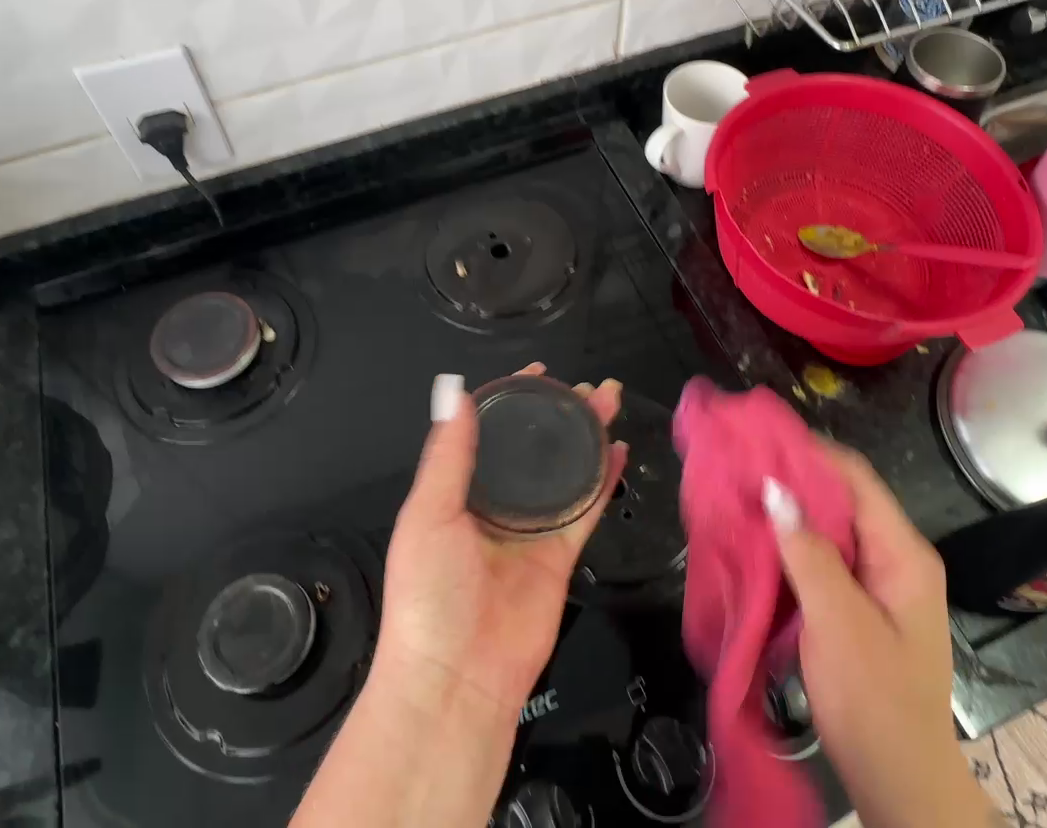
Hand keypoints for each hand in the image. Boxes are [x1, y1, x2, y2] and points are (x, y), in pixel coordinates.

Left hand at [376, 363, 628, 716]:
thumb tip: (457, 392)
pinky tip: (618, 451)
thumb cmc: (430, 590)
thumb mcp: (428, 513)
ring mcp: (529, 530)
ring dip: (585, 438)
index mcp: (455, 493)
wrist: (458, 674)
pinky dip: (602, 480)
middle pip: (532, 449)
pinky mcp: (560, 554)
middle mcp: (494, 506)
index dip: (510, 400)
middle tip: (588, 386)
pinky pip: (585, 509)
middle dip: (558, 415)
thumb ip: (449, 454)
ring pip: (564, 473)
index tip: (537, 372)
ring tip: (609, 402)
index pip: (486, 434)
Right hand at [764, 441, 993, 827]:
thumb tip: (777, 490)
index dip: (808, 453)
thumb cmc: (873, 698)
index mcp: (902, 553)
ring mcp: (878, 585)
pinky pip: (822, 562)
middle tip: (736, 467)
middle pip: (841, 501)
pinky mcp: (857, 608)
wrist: (897, 777)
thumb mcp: (838, 621)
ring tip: (737, 497)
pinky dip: (790, 549)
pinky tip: (756, 545)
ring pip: (828, 531)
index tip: (756, 439)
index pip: (855, 479)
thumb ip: (809, 552)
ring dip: (787, 515)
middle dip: (791, 482)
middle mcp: (894, 559)